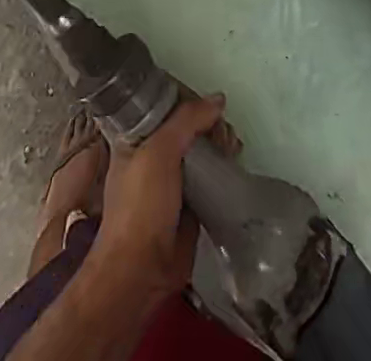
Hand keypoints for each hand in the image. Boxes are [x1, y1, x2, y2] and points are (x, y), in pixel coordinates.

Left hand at [88, 93, 224, 304]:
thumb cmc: (141, 207)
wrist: (142, 270)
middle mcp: (152, 156)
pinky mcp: (191, 201)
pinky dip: (225, 166)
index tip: (209, 107)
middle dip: (211, 124)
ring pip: (202, 149)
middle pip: (189, 127)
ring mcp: (172, 180)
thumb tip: (218, 99)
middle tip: (223, 134)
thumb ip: (187, 121)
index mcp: (135, 140)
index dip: (189, 101)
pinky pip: (211, 174)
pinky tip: (235, 163)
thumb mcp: (159, 153)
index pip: (166, 107)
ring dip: (221, 144)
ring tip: (232, 148)